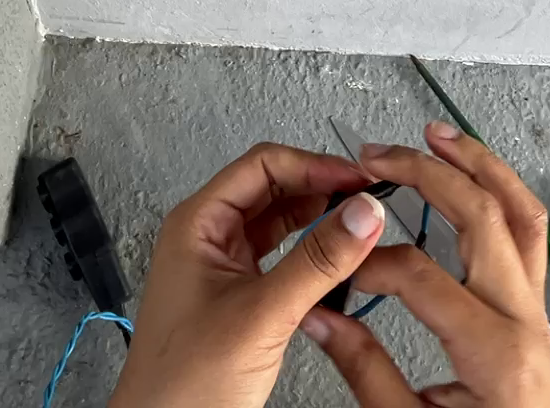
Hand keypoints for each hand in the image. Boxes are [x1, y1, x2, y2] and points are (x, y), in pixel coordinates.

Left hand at [110, 142, 387, 407]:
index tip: (355, 178)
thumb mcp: (261, 314)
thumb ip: (317, 262)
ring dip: (318, 218)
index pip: (262, 166)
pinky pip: (281, 255)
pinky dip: (311, 252)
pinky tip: (337, 258)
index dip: (312, 165)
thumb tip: (362, 214)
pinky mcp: (239, 293)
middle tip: (365, 198)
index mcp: (198, 221)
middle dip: (319, 187)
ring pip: (279, 221)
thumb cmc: (184, 384)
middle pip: (272, 188)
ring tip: (359, 222)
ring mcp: (223, 263)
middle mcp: (209, 234)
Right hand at [301, 122, 549, 407]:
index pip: (422, 276)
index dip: (371, 261)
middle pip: (479, 215)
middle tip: (379, 155)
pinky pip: (528, 230)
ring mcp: (535, 307)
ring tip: (438, 135)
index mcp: (495, 353)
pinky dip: (500, 189)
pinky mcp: (533, 305)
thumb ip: (366, 371)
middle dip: (424, 173)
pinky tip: (473, 171)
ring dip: (477, 163)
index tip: (341, 267)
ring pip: (519, 211)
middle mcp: (523, 318)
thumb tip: (319, 317)